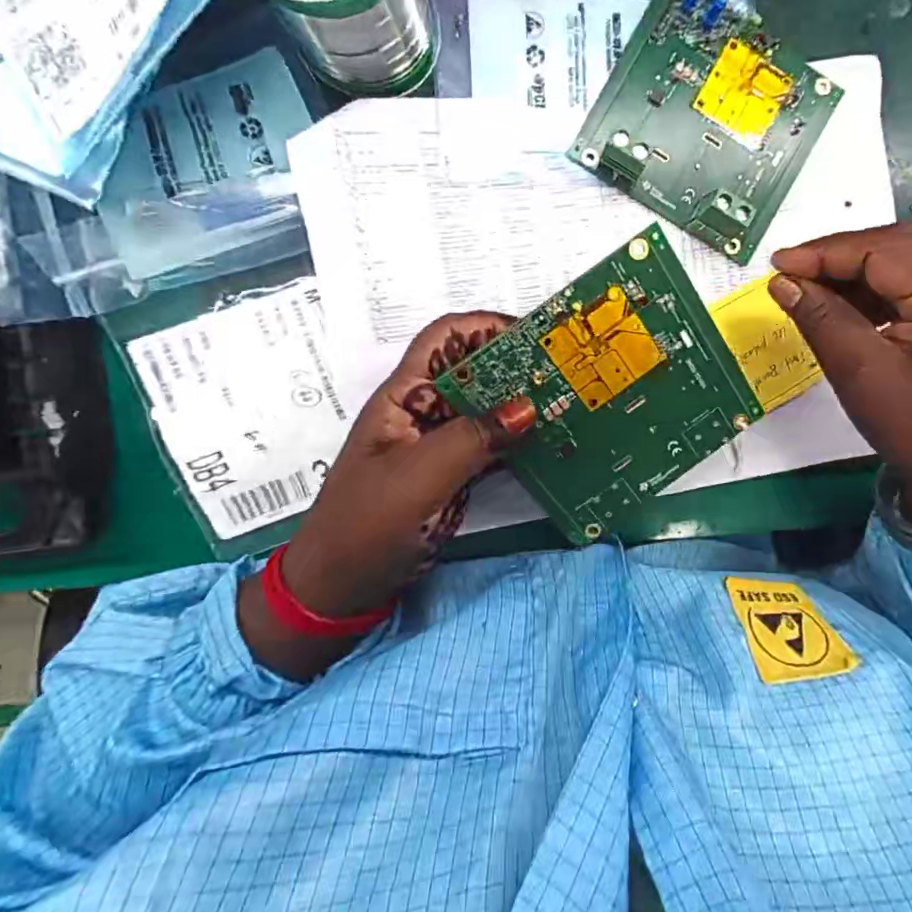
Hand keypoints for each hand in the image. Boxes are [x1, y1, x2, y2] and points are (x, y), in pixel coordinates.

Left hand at [238, 313, 534, 678]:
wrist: (341, 585)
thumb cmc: (365, 525)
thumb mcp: (418, 477)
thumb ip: (472, 439)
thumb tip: (529, 407)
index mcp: (404, 396)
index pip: (445, 339)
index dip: (486, 326)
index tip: (535, 335)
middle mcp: (425, 412)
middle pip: (473, 371)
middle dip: (516, 365)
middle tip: (566, 372)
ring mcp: (441, 445)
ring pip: (487, 410)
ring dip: (523, 405)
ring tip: (569, 403)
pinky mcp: (454, 475)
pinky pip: (492, 448)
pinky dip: (520, 443)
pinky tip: (551, 444)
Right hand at [768, 223, 911, 535]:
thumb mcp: (863, 375)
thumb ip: (822, 319)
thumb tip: (784, 282)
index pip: (889, 250)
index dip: (828, 253)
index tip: (779, 262)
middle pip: (908, 245)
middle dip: (845, 256)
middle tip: (793, 273)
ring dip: (865, 271)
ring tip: (816, 288)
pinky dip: (889, 288)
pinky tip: (854, 302)